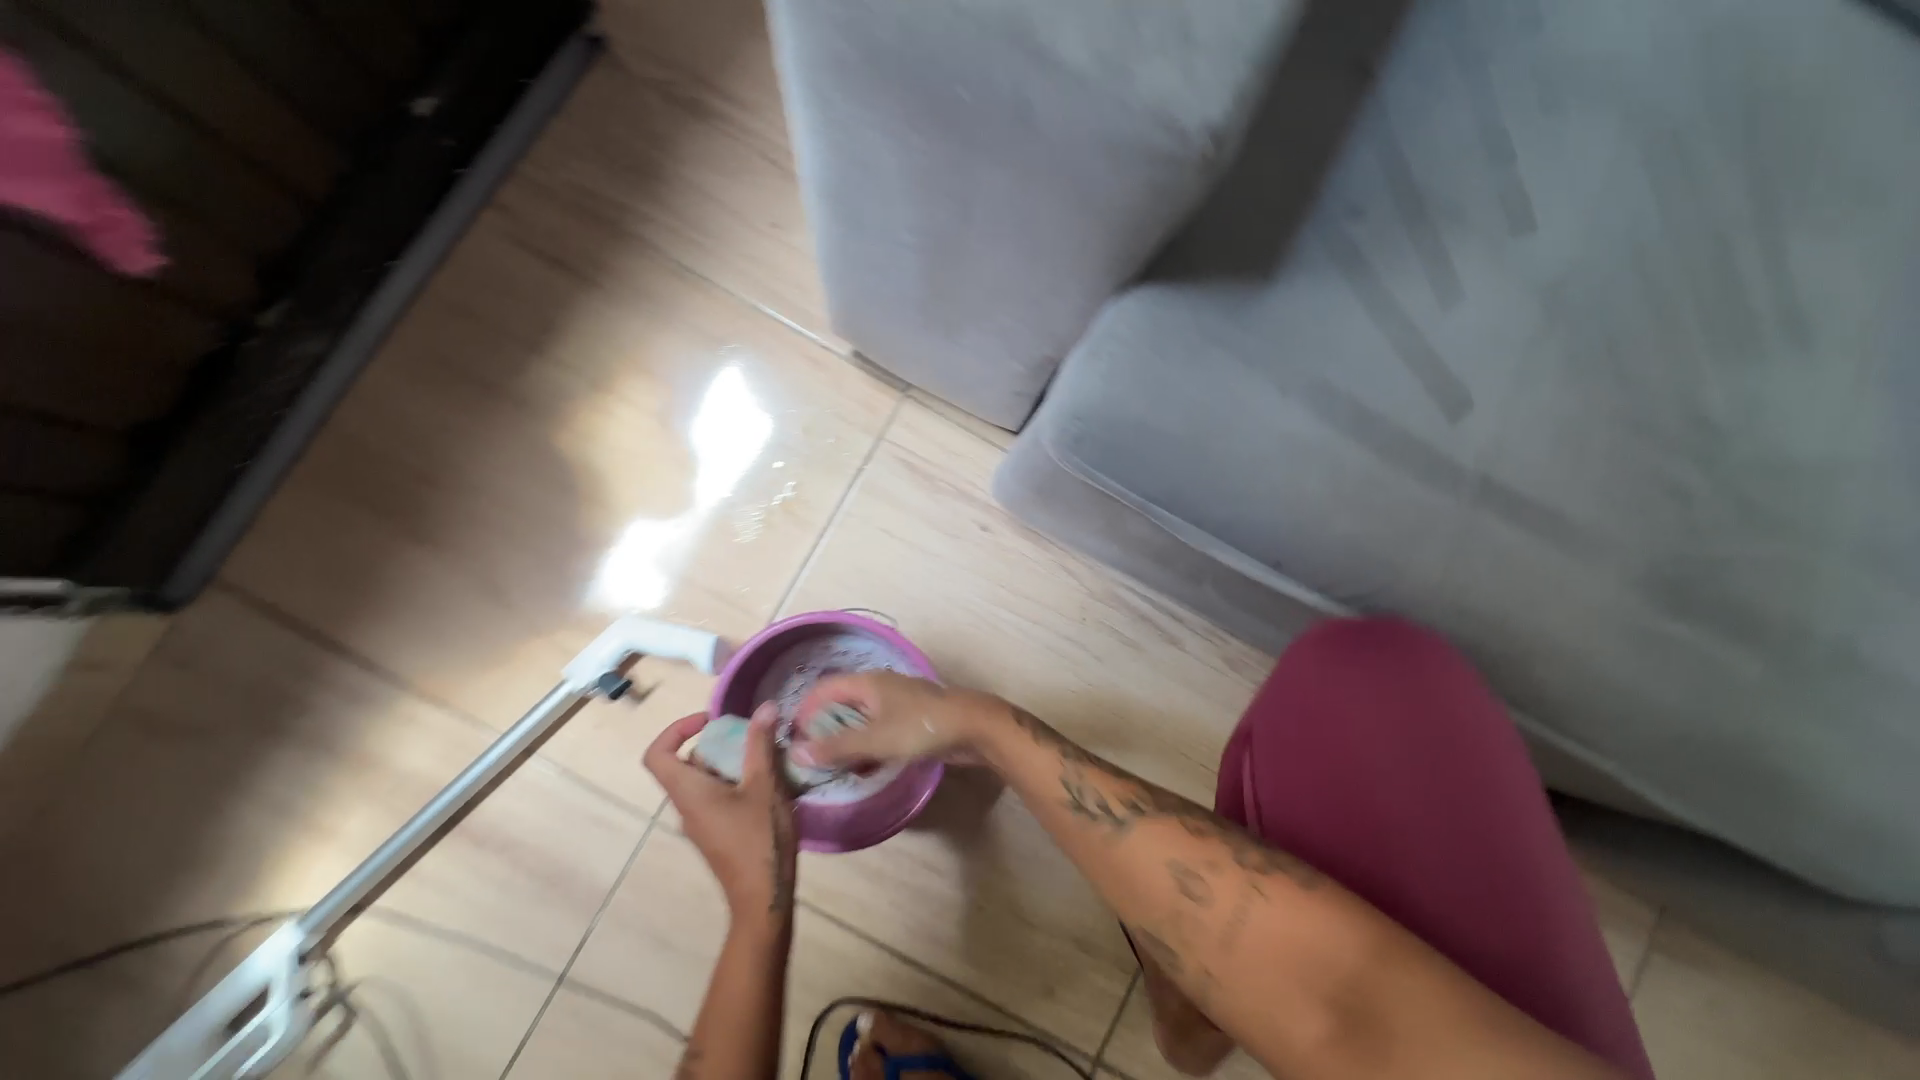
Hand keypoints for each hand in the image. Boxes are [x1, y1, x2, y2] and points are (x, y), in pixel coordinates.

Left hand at [643, 703, 796, 921]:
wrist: (762, 899)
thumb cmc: (758, 840)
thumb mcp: (764, 786)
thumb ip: (761, 745)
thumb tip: (765, 707)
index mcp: (687, 792)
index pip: (657, 754)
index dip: (677, 729)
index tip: (710, 721)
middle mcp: (685, 806)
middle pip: (685, 764)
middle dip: (716, 744)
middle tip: (749, 737)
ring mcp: (699, 823)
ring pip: (703, 781)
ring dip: (729, 764)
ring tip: (765, 759)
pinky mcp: (714, 835)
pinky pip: (714, 798)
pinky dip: (734, 784)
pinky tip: (767, 787)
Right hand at [791, 672, 1008, 768]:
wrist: (976, 728)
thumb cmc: (922, 728)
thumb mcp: (875, 739)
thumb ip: (836, 746)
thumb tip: (796, 751)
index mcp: (867, 682)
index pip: (824, 689)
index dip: (806, 711)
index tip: (793, 739)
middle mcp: (880, 687)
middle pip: (842, 703)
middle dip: (825, 728)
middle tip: (811, 758)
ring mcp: (898, 703)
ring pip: (862, 718)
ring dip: (847, 739)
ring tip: (834, 766)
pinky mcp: (912, 721)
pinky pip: (880, 730)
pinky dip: (868, 745)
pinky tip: (865, 766)